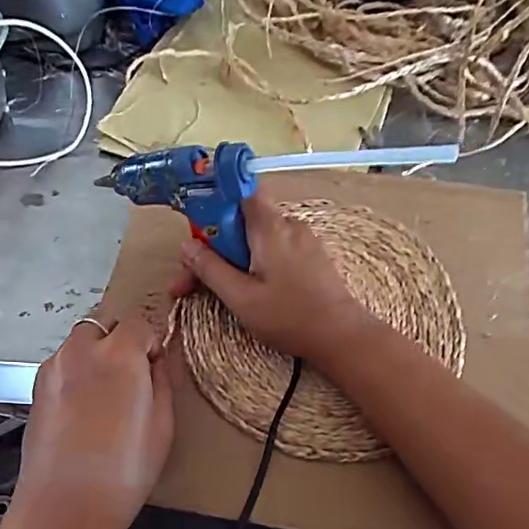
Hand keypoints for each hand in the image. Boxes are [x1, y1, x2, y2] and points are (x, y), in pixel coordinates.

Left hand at [0, 315, 172, 528]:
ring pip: (78, 347)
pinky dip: (75, 376)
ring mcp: (52, 369)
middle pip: (103, 326)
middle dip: (119, 342)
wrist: (64, 506)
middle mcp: (81, 351)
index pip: (138, 322)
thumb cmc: (123, 471)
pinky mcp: (35, 391)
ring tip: (107, 398)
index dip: (151, 341)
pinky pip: (62, 369)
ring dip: (95, 358)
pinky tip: (85, 412)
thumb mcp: (162, 426)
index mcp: (119, 353)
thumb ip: (161, 382)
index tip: (157, 364)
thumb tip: (156, 364)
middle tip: (133, 378)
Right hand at [174, 193, 379, 363]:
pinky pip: (277, 250)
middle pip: (244, 220)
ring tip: (223, 292)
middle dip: (216, 246)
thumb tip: (187, 246)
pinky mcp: (313, 258)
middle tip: (194, 282)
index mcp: (270, 227)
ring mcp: (305, 241)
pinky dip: (258, 265)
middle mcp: (289, 225)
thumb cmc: (290, 318)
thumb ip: (211, 269)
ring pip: (259, 238)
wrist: (341, 336)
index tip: (198, 235)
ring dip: (235, 259)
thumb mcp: (240, 298)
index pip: (239, 192)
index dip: (214, 206)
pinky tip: (252, 292)